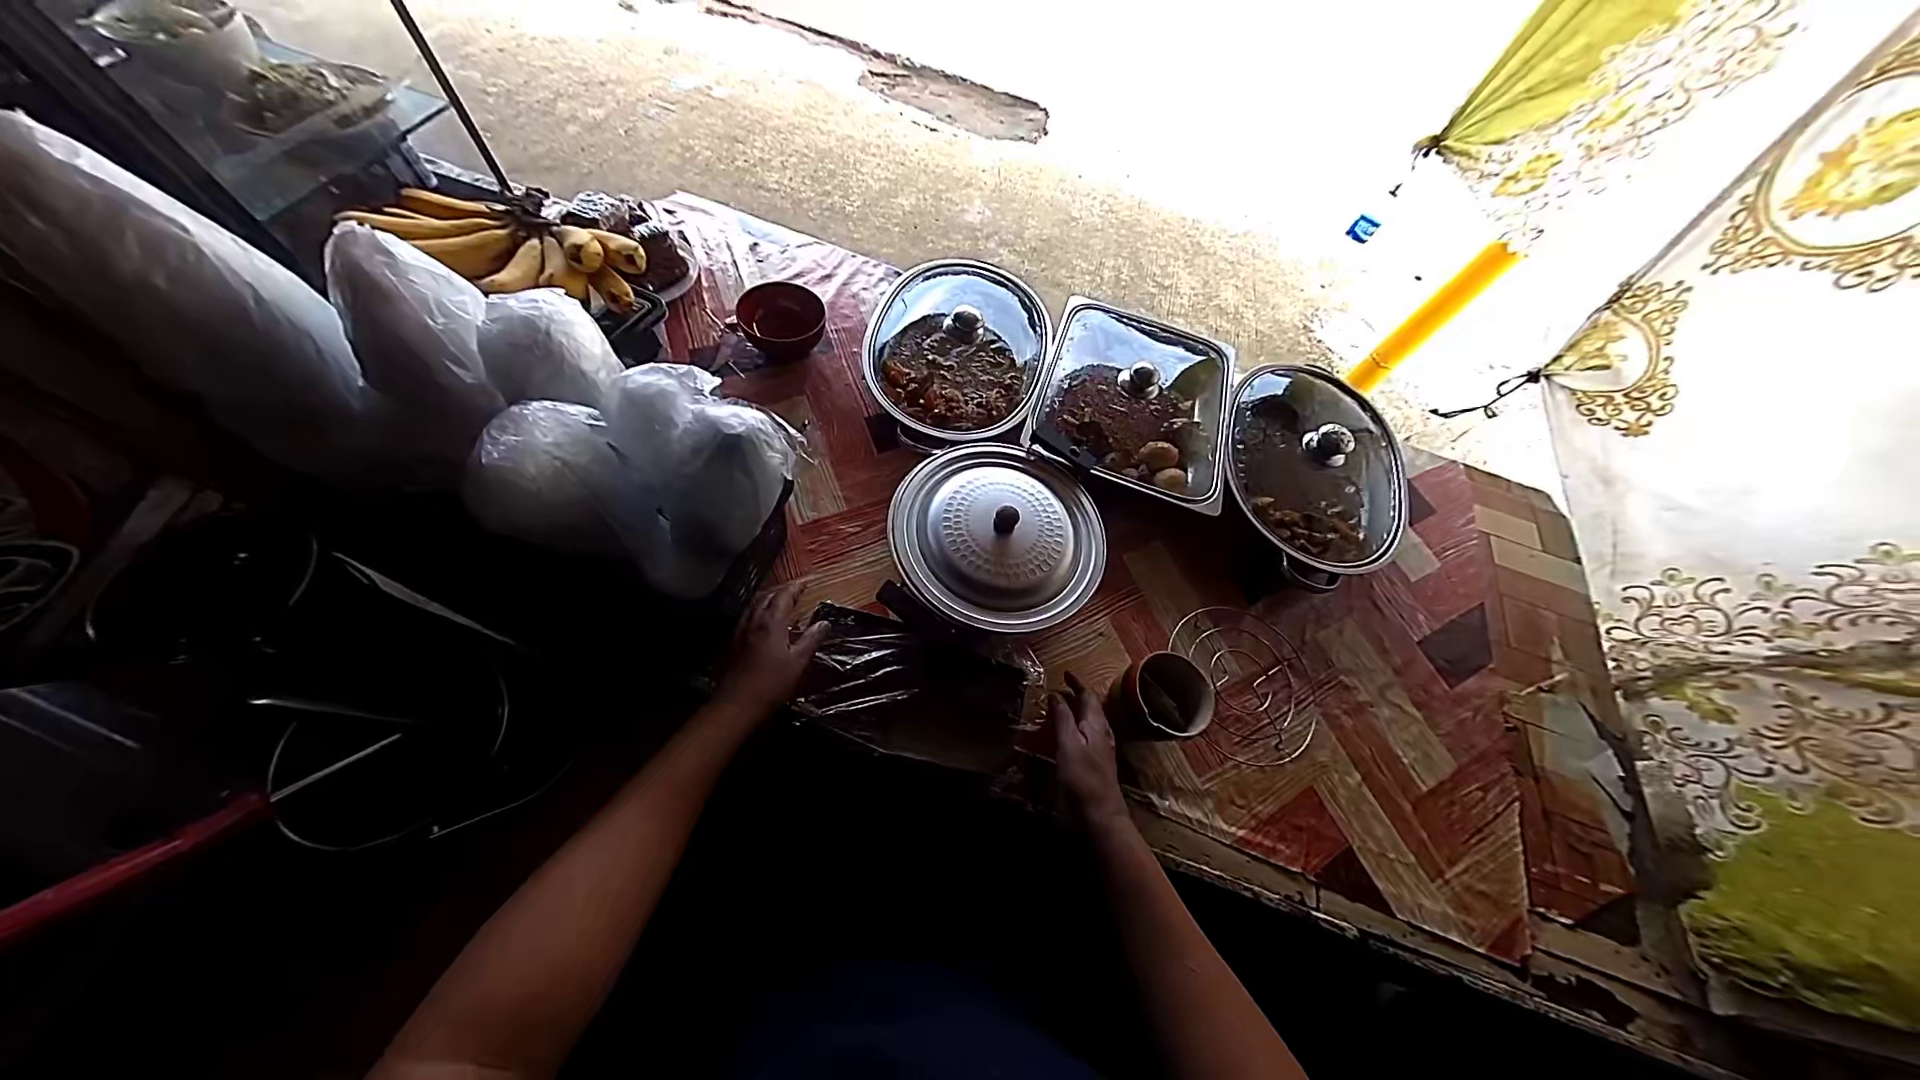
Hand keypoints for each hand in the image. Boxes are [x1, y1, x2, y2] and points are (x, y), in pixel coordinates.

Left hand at [713, 582, 827, 717]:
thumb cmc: (771, 685)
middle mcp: (754, 622)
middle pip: (767, 596)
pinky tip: (765, 621)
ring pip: (755, 605)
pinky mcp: (735, 642)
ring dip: (769, 598)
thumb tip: (823, 623)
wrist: (736, 705)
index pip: (784, 596)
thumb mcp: (798, 662)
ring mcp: (741, 631)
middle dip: (783, 589)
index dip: (796, 587)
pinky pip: (748, 616)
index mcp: (771, 623)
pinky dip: (760, 610)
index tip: (807, 582)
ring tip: (782, 600)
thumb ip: (811, 639)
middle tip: (797, 590)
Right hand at [1052, 671, 1128, 830]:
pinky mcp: (1100, 761)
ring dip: (1080, 709)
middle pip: (1093, 707)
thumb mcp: (1068, 745)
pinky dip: (1080, 724)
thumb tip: (1056, 694)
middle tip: (1062, 687)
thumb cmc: (1083, 778)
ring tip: (1065, 705)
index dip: (1077, 683)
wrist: (1102, 814)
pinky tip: (1073, 734)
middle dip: (1079, 694)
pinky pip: (1090, 733)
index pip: (1088, 696)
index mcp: (1095, 725)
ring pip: (1093, 720)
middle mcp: (1103, 732)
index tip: (1065, 673)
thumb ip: (1062, 718)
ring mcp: (1103, 748)